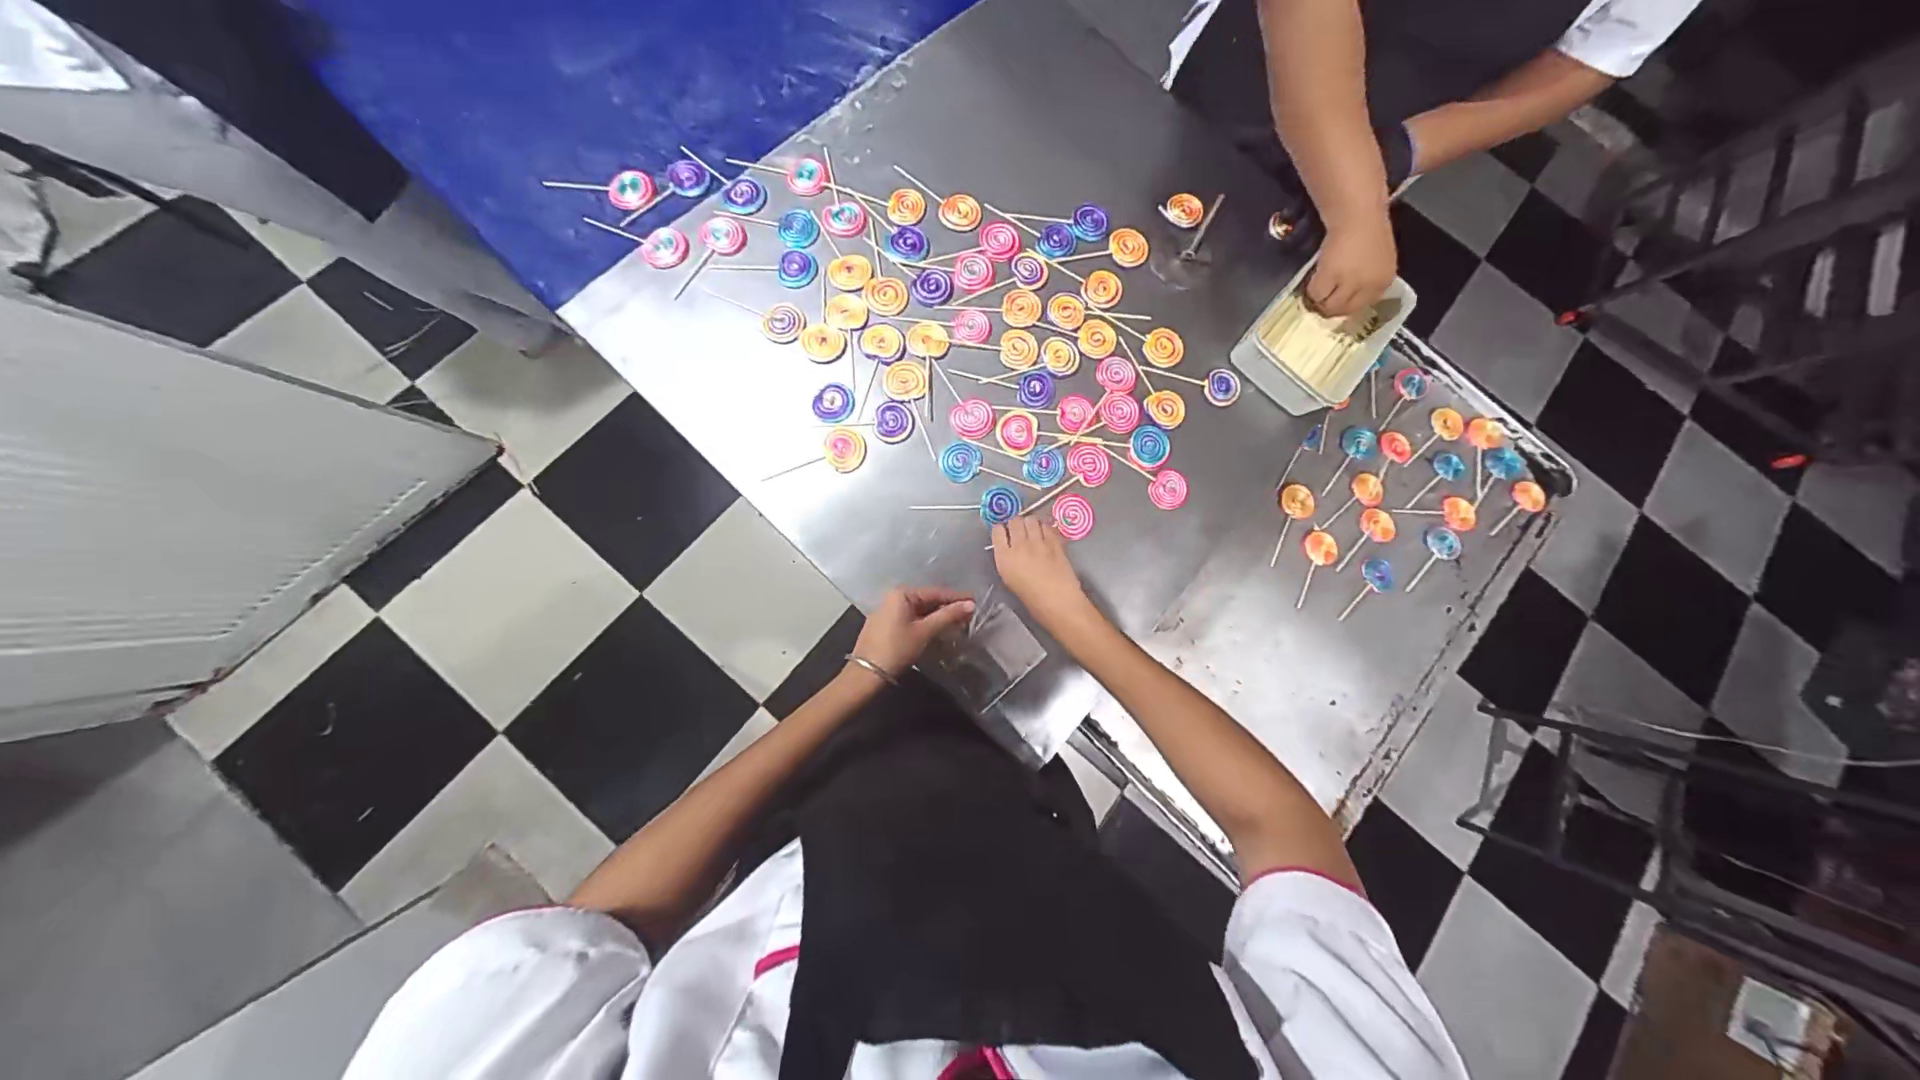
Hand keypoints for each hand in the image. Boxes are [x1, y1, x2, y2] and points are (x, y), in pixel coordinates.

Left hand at [849, 586, 974, 679]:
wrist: (866, 673)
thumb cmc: (896, 648)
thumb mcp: (924, 631)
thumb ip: (948, 616)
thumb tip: (971, 604)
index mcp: (901, 594)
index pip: (935, 592)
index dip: (956, 598)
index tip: (975, 602)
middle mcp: (893, 598)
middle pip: (927, 600)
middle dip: (948, 608)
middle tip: (969, 615)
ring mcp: (888, 612)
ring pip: (920, 611)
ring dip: (938, 617)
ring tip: (958, 623)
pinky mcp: (886, 626)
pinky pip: (911, 619)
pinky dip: (926, 623)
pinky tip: (938, 630)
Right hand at [991, 516, 1091, 632]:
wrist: (1058, 603)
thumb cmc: (1033, 598)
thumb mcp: (1010, 579)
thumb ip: (1007, 559)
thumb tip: (1009, 548)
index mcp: (1004, 558)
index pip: (997, 531)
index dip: (1001, 529)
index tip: (1004, 531)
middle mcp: (1019, 546)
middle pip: (1014, 520)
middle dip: (1015, 523)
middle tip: (1019, 529)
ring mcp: (1038, 542)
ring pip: (1031, 519)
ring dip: (1030, 522)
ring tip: (1032, 530)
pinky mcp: (1055, 542)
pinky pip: (1047, 526)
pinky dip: (1044, 527)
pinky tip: (1045, 535)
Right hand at [1305, 211, 1395, 317]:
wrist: (1358, 215)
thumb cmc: (1368, 233)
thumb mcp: (1376, 263)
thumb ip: (1366, 282)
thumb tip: (1347, 298)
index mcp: (1384, 282)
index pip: (1360, 307)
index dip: (1345, 305)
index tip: (1334, 301)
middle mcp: (1369, 286)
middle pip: (1343, 310)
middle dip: (1330, 306)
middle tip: (1320, 300)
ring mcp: (1350, 282)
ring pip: (1328, 305)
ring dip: (1320, 300)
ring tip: (1316, 290)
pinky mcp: (1331, 276)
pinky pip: (1316, 294)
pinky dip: (1311, 290)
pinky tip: (1313, 279)